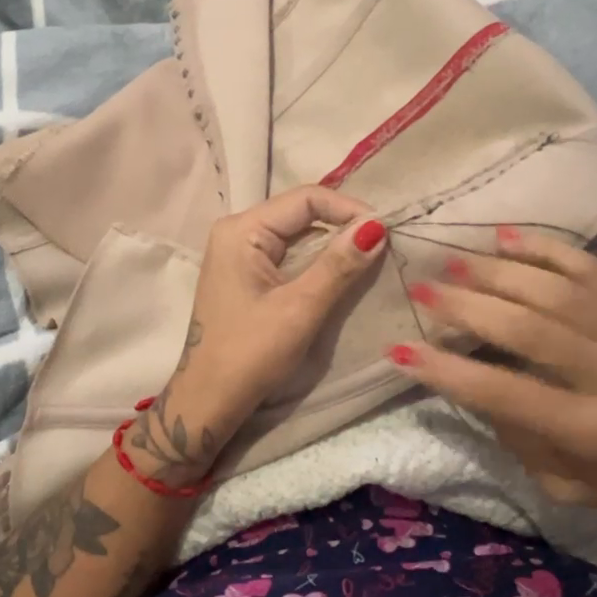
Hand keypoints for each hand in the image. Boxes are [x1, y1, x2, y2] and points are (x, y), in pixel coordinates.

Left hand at [177, 186, 388, 419]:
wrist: (210, 399)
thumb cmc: (250, 354)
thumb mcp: (300, 309)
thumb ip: (338, 265)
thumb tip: (377, 227)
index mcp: (241, 230)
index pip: (305, 198)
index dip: (349, 208)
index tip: (386, 230)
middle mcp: (236, 231)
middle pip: (301, 213)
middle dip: (343, 225)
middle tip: (385, 244)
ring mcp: (239, 253)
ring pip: (297, 234)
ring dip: (333, 244)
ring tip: (371, 257)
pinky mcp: (246, 274)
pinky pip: (289, 255)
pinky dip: (317, 261)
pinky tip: (342, 273)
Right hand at [382, 228, 596, 532]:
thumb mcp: (569, 486)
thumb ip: (518, 438)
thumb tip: (471, 386)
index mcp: (591, 430)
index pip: (506, 394)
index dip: (448, 371)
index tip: (400, 352)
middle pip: (528, 330)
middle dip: (467, 307)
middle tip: (421, 291)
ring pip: (554, 291)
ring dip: (496, 273)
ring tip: (450, 262)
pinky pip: (588, 267)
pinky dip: (544, 248)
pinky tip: (505, 236)